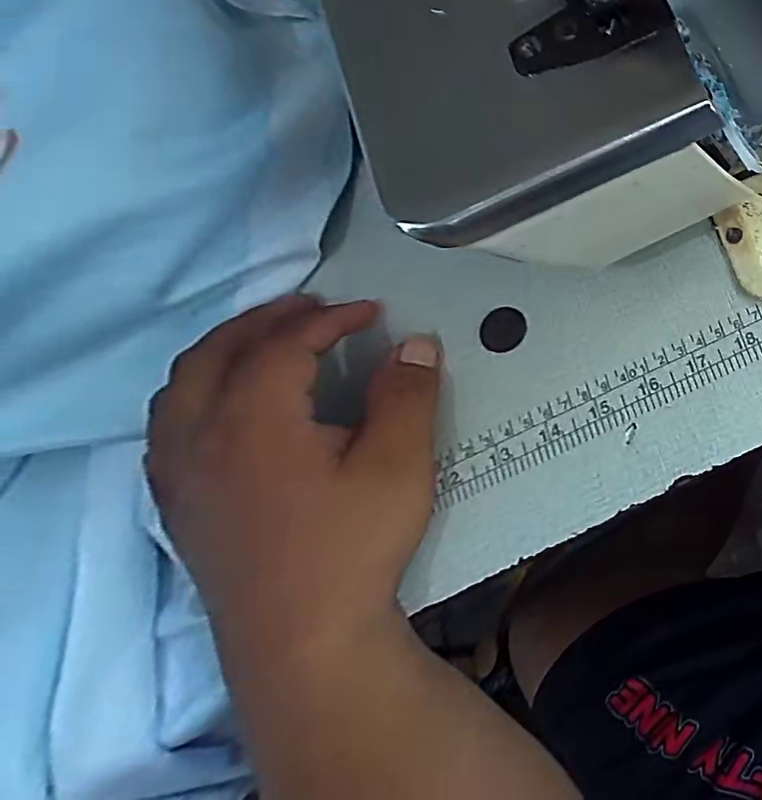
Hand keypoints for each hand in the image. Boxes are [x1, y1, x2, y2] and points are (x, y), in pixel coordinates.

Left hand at [146, 295, 441, 657]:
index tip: (372, 310)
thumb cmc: (355, 540)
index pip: (281, 349)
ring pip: (180, 389)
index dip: (328, 320)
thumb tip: (415, 344)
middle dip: (263, 321)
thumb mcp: (401, 463)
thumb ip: (407, 397)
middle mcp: (198, 441)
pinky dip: (204, 389)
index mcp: (252, 425)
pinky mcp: (181, 502)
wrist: (301, 630)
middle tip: (313, 305)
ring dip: (226, 351)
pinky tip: (239, 403)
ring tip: (274, 340)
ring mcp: (179, 475)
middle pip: (212, 357)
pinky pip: (171, 423)